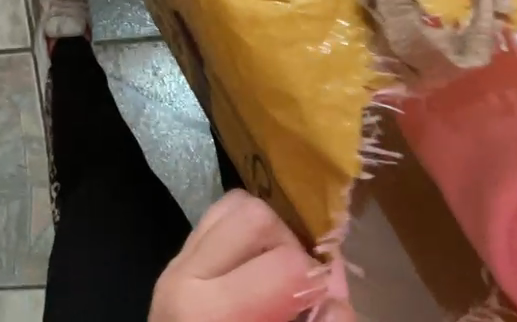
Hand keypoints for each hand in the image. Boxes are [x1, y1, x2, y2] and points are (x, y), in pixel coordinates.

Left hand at [150, 191, 326, 321]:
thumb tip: (338, 301)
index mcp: (208, 312)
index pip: (284, 265)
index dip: (318, 285)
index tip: (327, 306)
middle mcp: (185, 276)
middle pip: (255, 217)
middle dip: (292, 248)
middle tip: (304, 292)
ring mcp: (177, 261)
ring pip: (236, 206)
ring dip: (269, 234)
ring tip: (282, 279)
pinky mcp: (179, 258)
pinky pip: (220, 216)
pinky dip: (247, 232)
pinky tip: (259, 270)